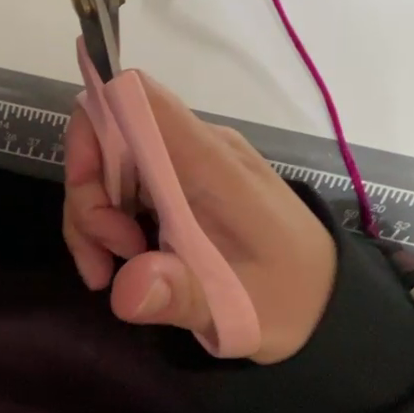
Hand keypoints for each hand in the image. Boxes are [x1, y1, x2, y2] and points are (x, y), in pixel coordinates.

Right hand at [63, 75, 337, 362]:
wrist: (327, 301)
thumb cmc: (289, 299)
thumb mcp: (238, 313)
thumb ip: (181, 297)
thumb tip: (125, 290)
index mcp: (210, 163)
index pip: (138, 99)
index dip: (94, 125)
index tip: (86, 189)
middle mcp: (192, 149)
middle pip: (106, 139)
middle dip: (87, 198)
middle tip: (108, 260)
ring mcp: (182, 164)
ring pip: (105, 166)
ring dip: (91, 217)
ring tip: (110, 271)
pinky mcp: (176, 181)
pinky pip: (121, 185)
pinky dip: (105, 222)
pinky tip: (121, 263)